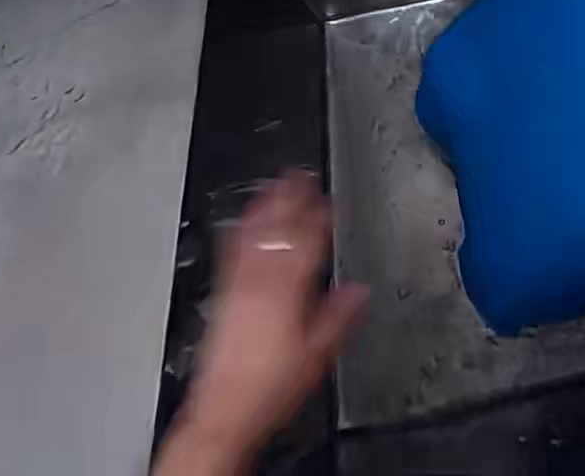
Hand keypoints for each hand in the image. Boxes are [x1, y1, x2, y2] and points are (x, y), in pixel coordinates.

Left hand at [171, 171, 368, 463]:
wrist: (224, 411)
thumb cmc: (270, 386)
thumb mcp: (318, 353)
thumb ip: (341, 316)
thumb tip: (360, 290)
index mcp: (289, 290)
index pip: (308, 240)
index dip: (320, 215)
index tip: (328, 198)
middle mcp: (263, 280)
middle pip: (280, 228)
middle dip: (292, 197)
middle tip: (301, 174)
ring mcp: (240, 284)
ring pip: (256, 233)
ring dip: (266, 205)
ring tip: (274, 182)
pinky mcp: (223, 292)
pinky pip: (233, 249)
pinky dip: (240, 227)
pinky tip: (242, 218)